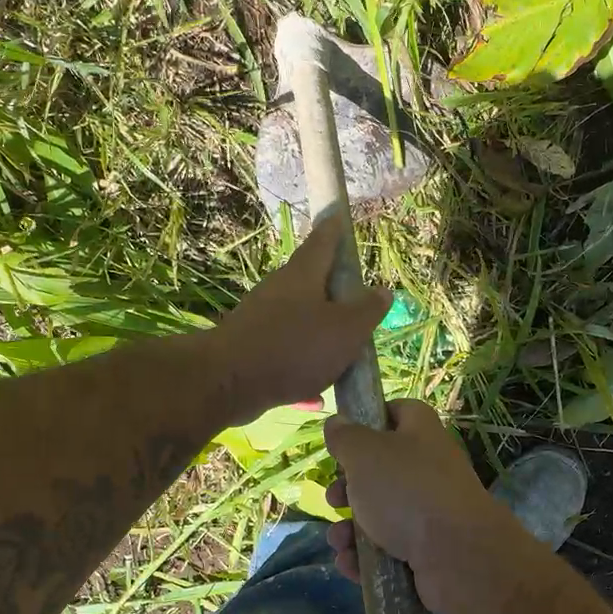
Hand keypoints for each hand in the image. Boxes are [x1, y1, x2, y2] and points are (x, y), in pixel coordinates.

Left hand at [215, 213, 391, 421]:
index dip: (335, 230)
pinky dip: (304, 370)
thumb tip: (383, 291)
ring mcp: (262, 320)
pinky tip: (316, 396)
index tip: (340, 217)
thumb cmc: (295, 347)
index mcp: (304, 276)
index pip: (323, 242)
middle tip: (355, 302)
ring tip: (342, 355)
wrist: (230, 381)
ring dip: (320, 335)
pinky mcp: (251, 350)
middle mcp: (280, 291)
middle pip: (310, 283)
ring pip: (299, 322)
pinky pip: (287, 356)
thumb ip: (367, 311)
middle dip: (332, 290)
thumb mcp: (346, 330)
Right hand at [322, 399, 520, 613]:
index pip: (398, 412)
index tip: (343, 435)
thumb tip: (337, 422)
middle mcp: (428, 470)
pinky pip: (387, 551)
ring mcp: (429, 513)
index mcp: (420, 434)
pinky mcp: (426, 551)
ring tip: (339, 541)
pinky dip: (365, 558)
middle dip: (348, 488)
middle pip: (380, 471)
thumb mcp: (366, 453)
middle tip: (334, 498)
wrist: (458, 555)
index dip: (369, 419)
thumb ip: (346, 437)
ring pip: (379, 516)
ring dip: (350, 529)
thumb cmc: (407, 491)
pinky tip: (350, 564)